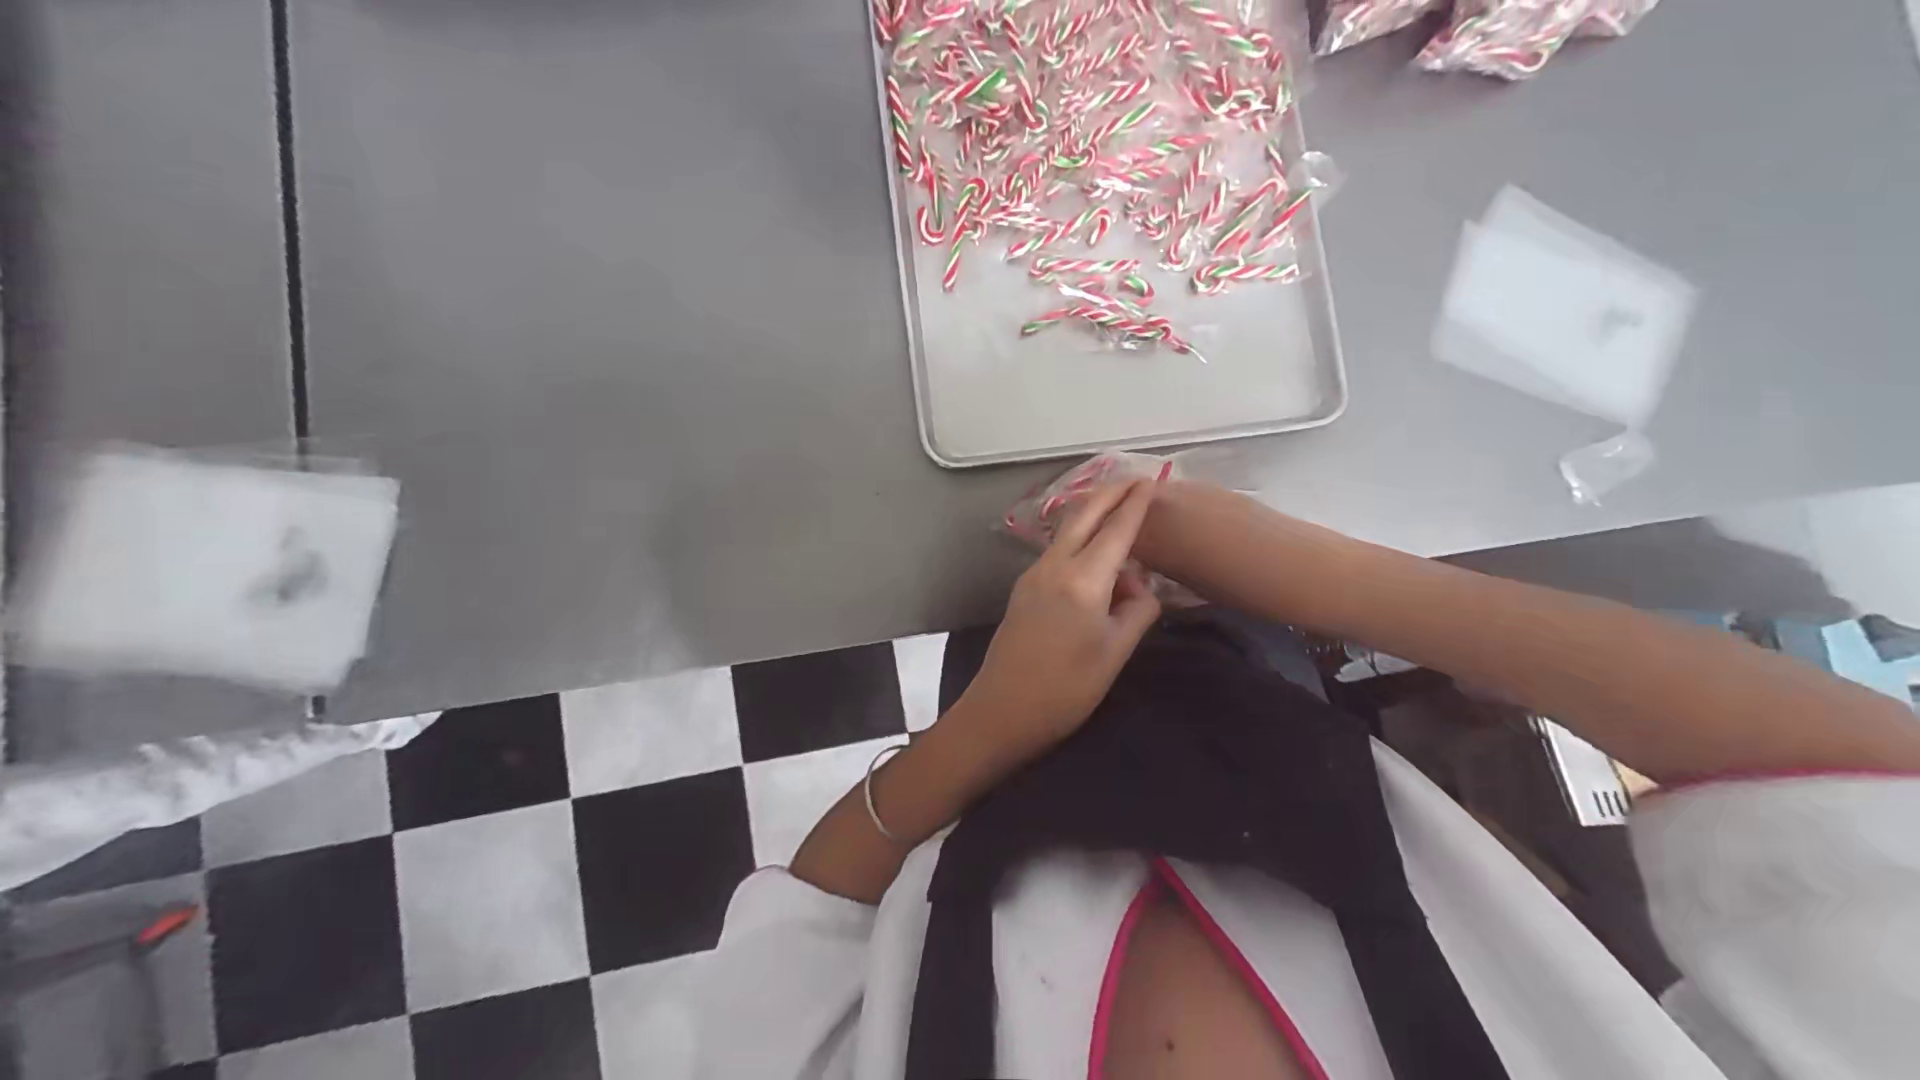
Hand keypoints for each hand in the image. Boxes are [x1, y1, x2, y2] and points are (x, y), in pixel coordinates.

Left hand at [956, 479, 1163, 754]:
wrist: (1001, 710)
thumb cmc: (1066, 689)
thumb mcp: (1115, 653)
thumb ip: (1136, 611)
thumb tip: (1138, 586)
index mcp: (1083, 581)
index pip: (1116, 530)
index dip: (1136, 504)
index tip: (1153, 481)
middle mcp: (1054, 567)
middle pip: (1084, 515)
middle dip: (1110, 492)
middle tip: (1135, 479)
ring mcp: (1033, 575)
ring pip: (1068, 531)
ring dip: (1094, 516)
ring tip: (1120, 513)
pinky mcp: (1023, 588)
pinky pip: (1058, 552)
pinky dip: (1080, 541)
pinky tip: (1096, 557)